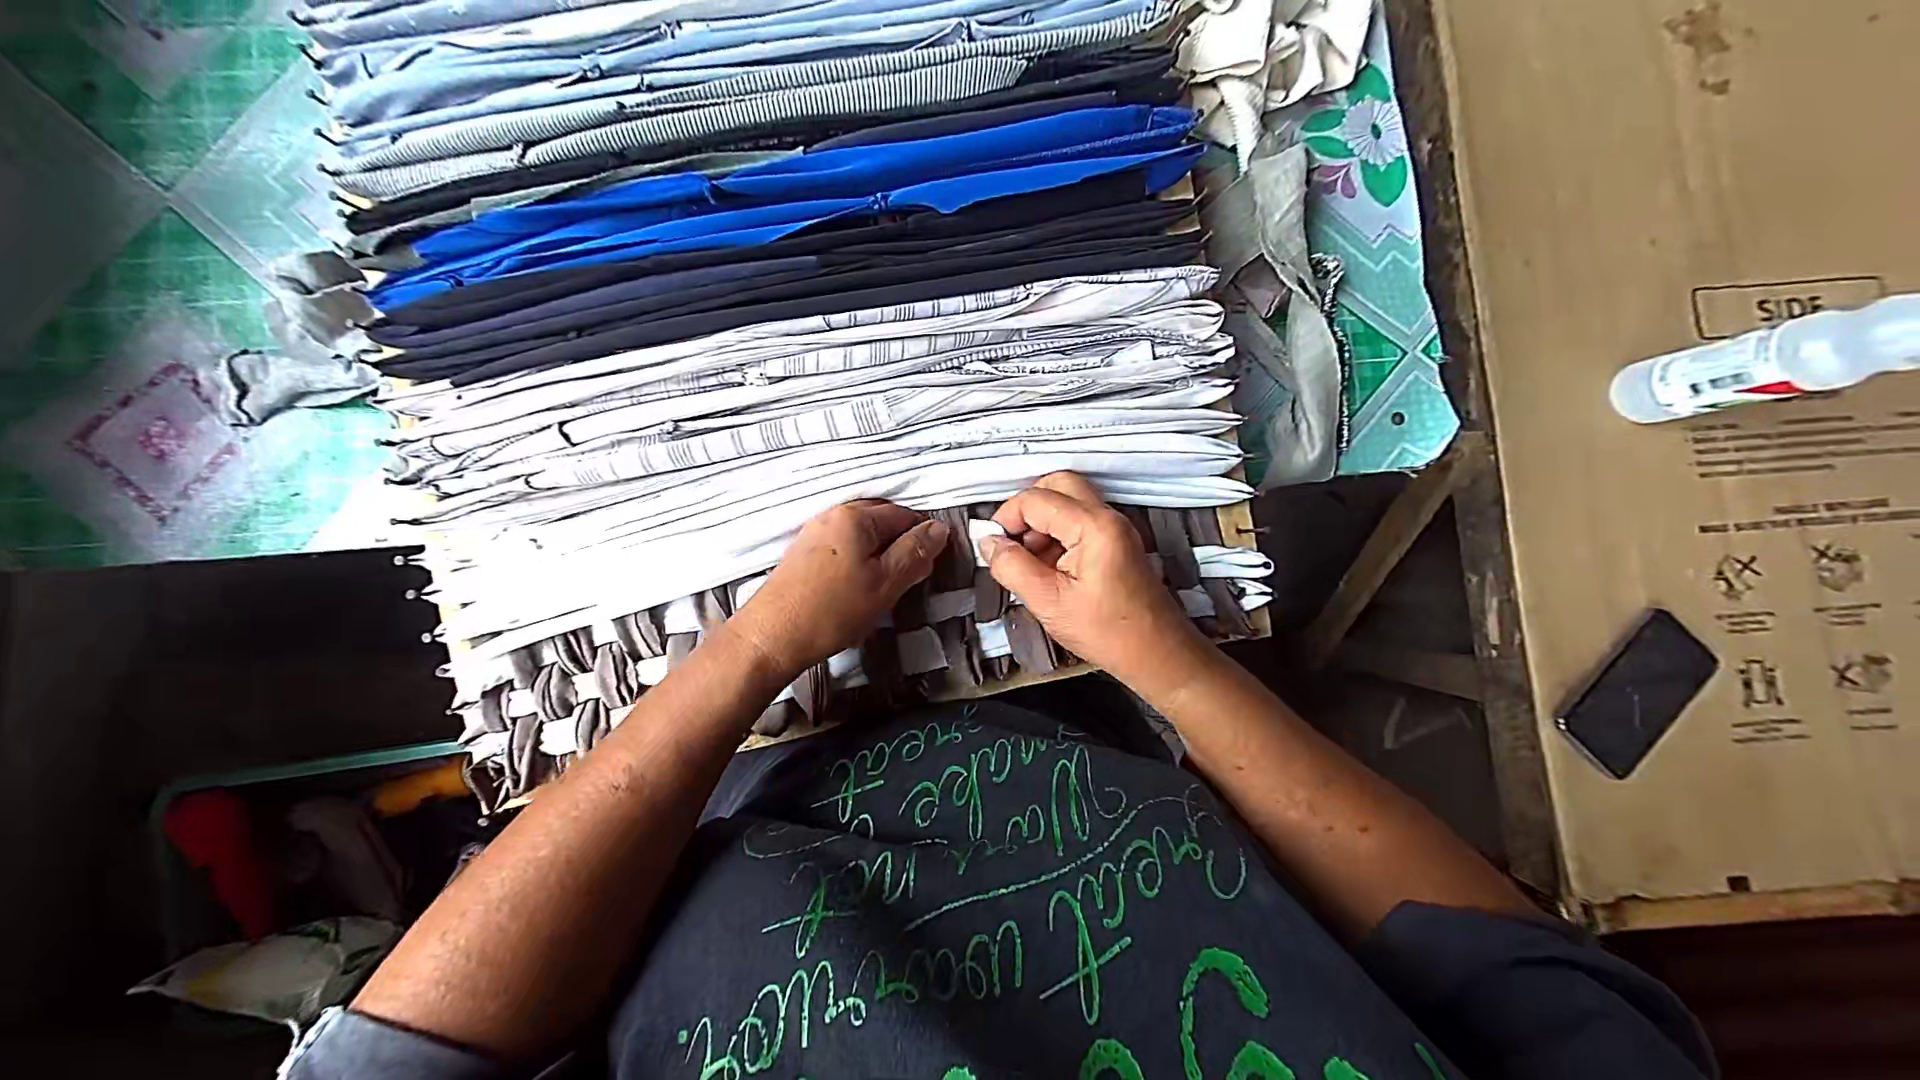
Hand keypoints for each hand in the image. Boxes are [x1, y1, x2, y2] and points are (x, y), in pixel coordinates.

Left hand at [727, 500, 948, 677]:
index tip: (930, 566)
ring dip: (879, 559)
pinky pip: (842, 550)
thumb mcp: (886, 584)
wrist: (771, 637)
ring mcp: (813, 535)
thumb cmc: (832, 610)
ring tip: (883, 590)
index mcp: (854, 516)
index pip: (904, 515)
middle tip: (910, 580)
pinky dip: (858, 565)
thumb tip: (939, 530)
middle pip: (881, 522)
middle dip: (900, 547)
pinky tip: (858, 592)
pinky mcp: (802, 556)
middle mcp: (831, 516)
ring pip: (861, 539)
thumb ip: (915, 553)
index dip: (924, 538)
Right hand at [979, 472, 1208, 682]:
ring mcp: (1115, 529)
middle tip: (1010, 541)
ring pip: (1067, 501)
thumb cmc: (1112, 633)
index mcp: (1095, 527)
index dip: (1006, 518)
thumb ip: (1012, 567)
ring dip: (1041, 523)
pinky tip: (1047, 570)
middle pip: (1057, 485)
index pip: (1036, 499)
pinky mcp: (1115, 543)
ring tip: (1029, 564)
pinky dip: (1056, 535)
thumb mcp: (1048, 602)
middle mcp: (1109, 518)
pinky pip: (1079, 522)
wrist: (1157, 655)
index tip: (993, 543)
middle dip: (1026, 509)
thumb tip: (990, 544)